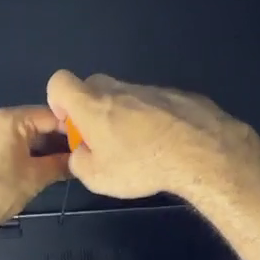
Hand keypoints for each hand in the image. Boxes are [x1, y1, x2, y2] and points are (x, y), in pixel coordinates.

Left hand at [0, 107, 72, 238]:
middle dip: (57, 139)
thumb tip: (80, 163)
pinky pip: (10, 143)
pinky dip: (26, 152)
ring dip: (42, 148)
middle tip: (80, 155)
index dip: (73, 129)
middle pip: (36, 123)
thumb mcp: (35, 178)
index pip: (51, 115)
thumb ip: (60, 165)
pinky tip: (40, 166)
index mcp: (10, 118)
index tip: (90, 142)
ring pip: (23, 134)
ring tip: (64, 163)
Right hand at [46, 71, 259, 201]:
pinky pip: (153, 104)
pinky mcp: (177, 94)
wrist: (201, 152)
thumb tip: (82, 152)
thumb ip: (79, 161)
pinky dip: (152, 120)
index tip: (69, 125)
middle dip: (91, 109)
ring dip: (123, 116)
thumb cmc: (140, 165)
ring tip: (139, 149)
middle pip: (93, 87)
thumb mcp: (96, 177)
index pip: (59, 82)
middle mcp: (118, 88)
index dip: (57, 101)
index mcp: (92, 104)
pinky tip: (165, 144)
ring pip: (125, 96)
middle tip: (102, 140)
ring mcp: (150, 88)